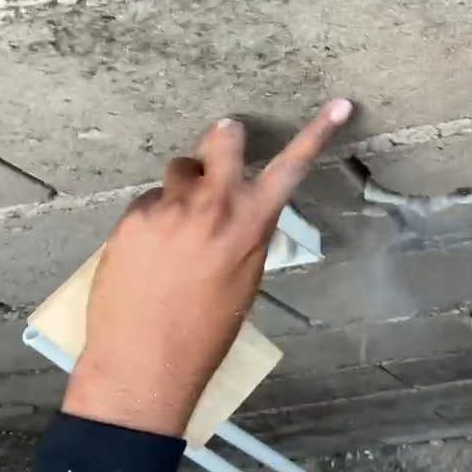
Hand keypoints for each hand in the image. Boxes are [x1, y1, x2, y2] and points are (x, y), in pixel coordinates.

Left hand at [62, 99, 352, 436]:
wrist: (142, 367)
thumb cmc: (207, 331)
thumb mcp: (247, 276)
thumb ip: (250, 230)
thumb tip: (244, 204)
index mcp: (251, 224)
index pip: (292, 166)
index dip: (319, 132)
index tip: (341, 104)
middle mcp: (212, 206)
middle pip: (222, 139)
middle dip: (223, 139)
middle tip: (221, 144)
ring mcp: (168, 209)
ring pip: (179, 172)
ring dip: (183, 187)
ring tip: (176, 227)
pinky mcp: (131, 219)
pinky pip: (148, 201)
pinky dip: (153, 217)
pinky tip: (149, 253)